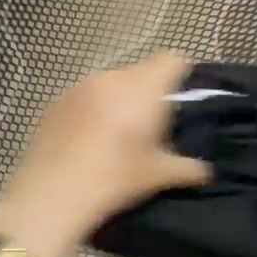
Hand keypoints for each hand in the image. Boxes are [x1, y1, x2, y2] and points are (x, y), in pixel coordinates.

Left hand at [0, 51, 211, 256]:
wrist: (49, 197)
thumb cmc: (114, 179)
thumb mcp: (160, 176)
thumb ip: (190, 168)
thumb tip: (206, 170)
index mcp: (144, 91)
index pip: (172, 60)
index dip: (182, 74)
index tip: (182, 100)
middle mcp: (113, 79)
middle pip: (143, 71)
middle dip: (152, 91)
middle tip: (154, 124)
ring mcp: (80, 87)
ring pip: (114, 82)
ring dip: (123, 98)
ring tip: (120, 132)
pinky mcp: (56, 101)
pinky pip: (88, 95)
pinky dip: (96, 108)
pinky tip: (91, 138)